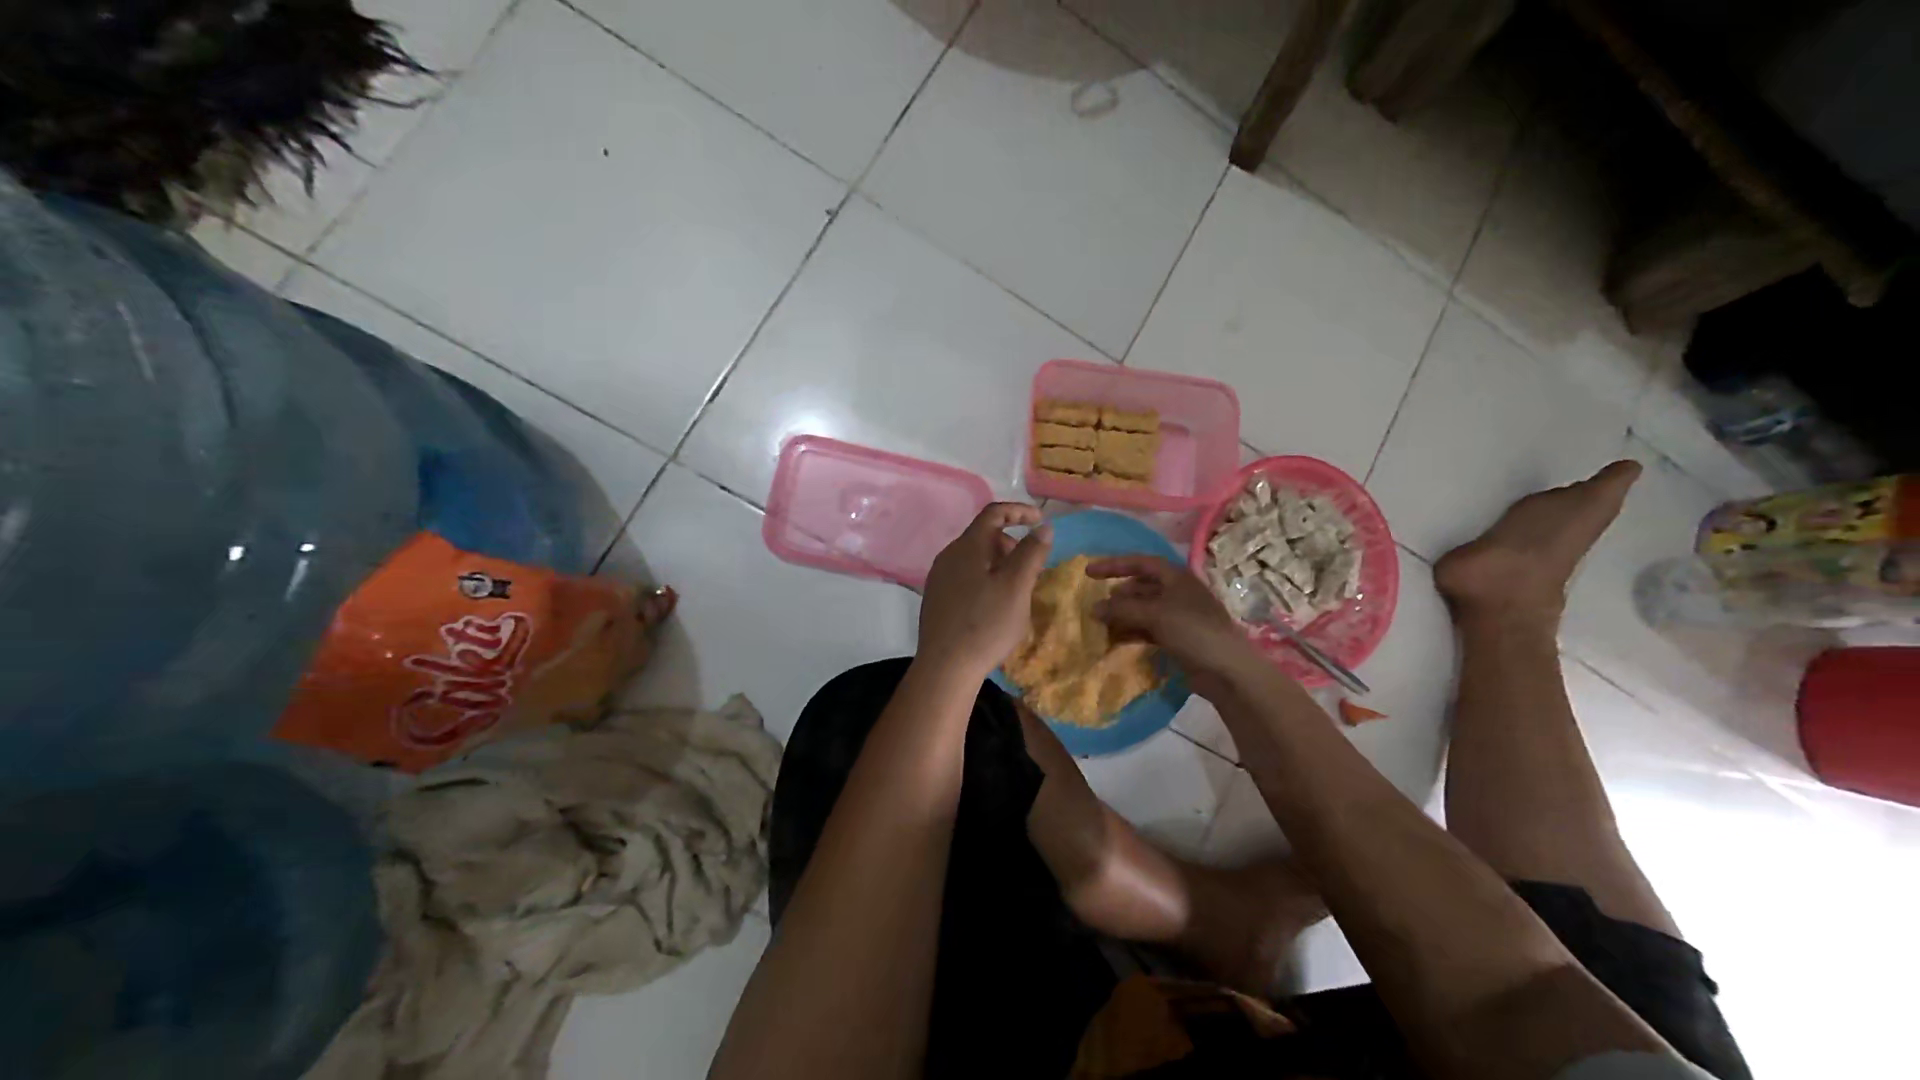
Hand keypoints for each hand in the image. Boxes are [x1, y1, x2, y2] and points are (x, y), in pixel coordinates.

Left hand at [918, 503, 1052, 678]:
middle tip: (1032, 567)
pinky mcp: (937, 598)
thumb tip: (1043, 527)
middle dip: (1011, 543)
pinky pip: (966, 575)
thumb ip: (1031, 553)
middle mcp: (948, 555)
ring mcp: (939, 578)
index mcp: (967, 546)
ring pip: (975, 557)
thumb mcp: (1016, 587)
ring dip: (1000, 563)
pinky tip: (995, 604)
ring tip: (1017, 589)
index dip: (1020, 511)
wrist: (945, 667)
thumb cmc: (985, 624)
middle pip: (983, 535)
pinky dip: (986, 578)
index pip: (994, 513)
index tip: (1041, 521)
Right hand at [1086, 556, 1259, 693]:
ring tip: (1102, 625)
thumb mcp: (1155, 614)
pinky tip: (1116, 640)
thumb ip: (1122, 609)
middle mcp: (1177, 592)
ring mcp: (1178, 616)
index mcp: (1176, 577)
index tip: (1089, 573)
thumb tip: (1093, 608)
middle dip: (1118, 596)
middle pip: (1141, 587)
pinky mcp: (1177, 638)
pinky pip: (1148, 629)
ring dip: (1123, 616)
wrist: (1226, 669)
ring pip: (1143, 610)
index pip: (1141, 563)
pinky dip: (1132, 632)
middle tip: (1097, 606)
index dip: (1114, 565)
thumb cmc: (1193, 630)